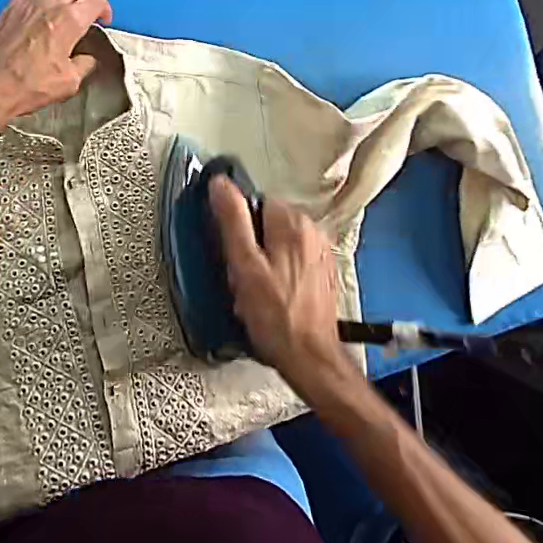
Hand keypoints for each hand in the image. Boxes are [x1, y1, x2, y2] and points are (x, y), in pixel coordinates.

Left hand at [0, 0, 112, 122]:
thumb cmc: (29, 85)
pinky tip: (37, 12)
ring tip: (62, 8)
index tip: (102, 19)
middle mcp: (49, 4)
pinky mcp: (9, 8)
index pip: (96, 0)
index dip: (104, 9)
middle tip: (84, 12)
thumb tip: (87, 59)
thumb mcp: (69, 82)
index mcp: (70, 20)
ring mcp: (27, 2)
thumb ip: (84, 64)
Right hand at [209, 175, 356, 394]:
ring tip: (257, 290)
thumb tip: (220, 184)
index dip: (239, 226)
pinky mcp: (322, 271)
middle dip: (251, 243)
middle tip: (244, 275)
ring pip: (278, 240)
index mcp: (293, 222)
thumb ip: (232, 220)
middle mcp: (312, 231)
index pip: (255, 201)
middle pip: (267, 220)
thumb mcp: (244, 266)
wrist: (311, 359)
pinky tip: (273, 296)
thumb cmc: (276, 317)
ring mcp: (320, 251)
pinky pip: (291, 258)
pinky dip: (279, 271)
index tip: (235, 253)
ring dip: (264, 259)